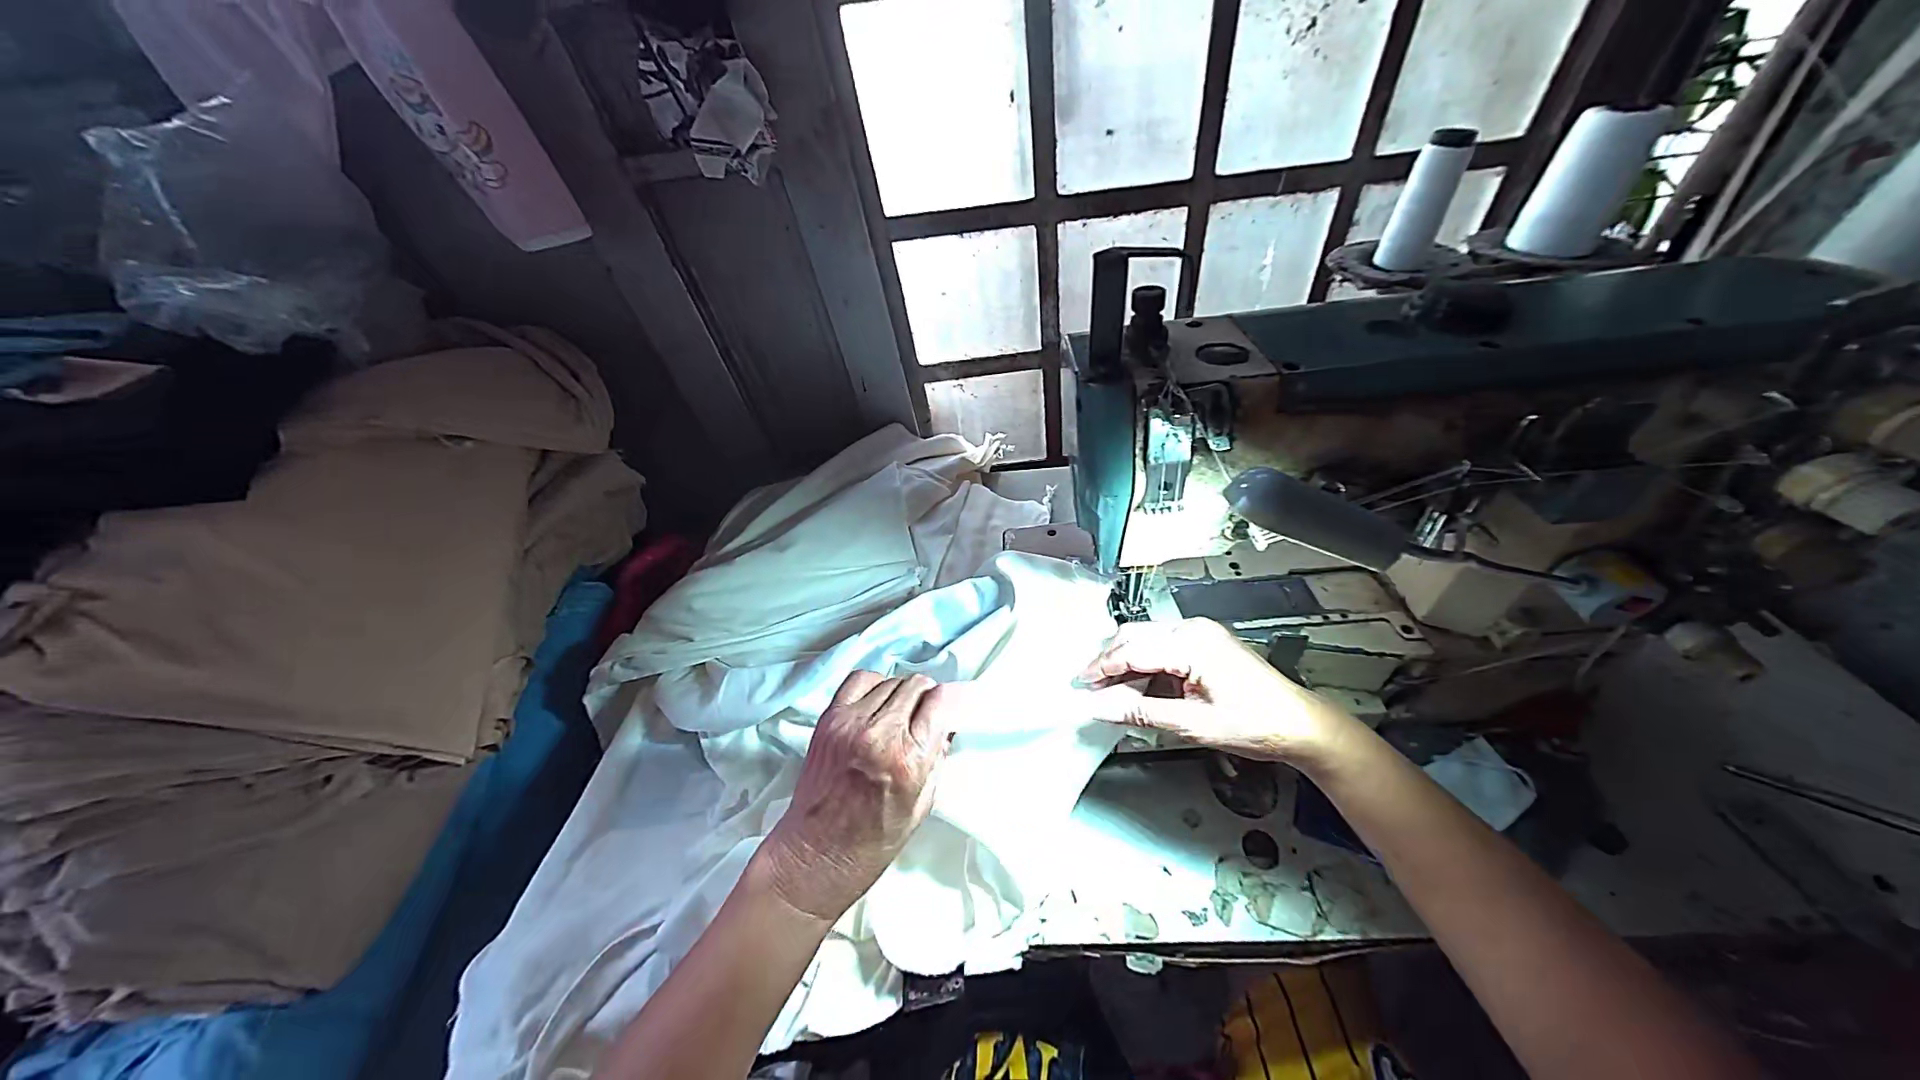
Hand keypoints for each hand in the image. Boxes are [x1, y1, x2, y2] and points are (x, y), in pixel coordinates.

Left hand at [757, 672, 956, 920]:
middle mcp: (879, 734)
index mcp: (908, 760)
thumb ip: (937, 758)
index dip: (951, 701)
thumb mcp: (923, 804)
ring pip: (890, 680)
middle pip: (916, 685)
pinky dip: (873, 685)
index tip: (952, 707)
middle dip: (927, 698)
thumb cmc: (872, 840)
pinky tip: (876, 705)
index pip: (940, 701)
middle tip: (926, 716)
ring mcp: (850, 723)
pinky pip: (860, 680)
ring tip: (900, 716)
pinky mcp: (829, 719)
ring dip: (901, 694)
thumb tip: (946, 725)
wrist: (817, 854)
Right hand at [1079, 617, 1359, 767]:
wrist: (1301, 725)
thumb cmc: (1260, 722)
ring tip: (1113, 694)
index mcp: (1192, 643)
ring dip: (1128, 665)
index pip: (1131, 651)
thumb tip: (1102, 706)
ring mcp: (1202, 635)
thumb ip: (1140, 712)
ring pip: (1147, 641)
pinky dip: (1147, 666)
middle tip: (1091, 688)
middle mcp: (1195, 630)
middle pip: (1135, 637)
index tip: (1082, 684)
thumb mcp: (1192, 724)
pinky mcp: (1206, 644)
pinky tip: (1140, 689)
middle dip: (1110, 662)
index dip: (1102, 668)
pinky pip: (1164, 647)